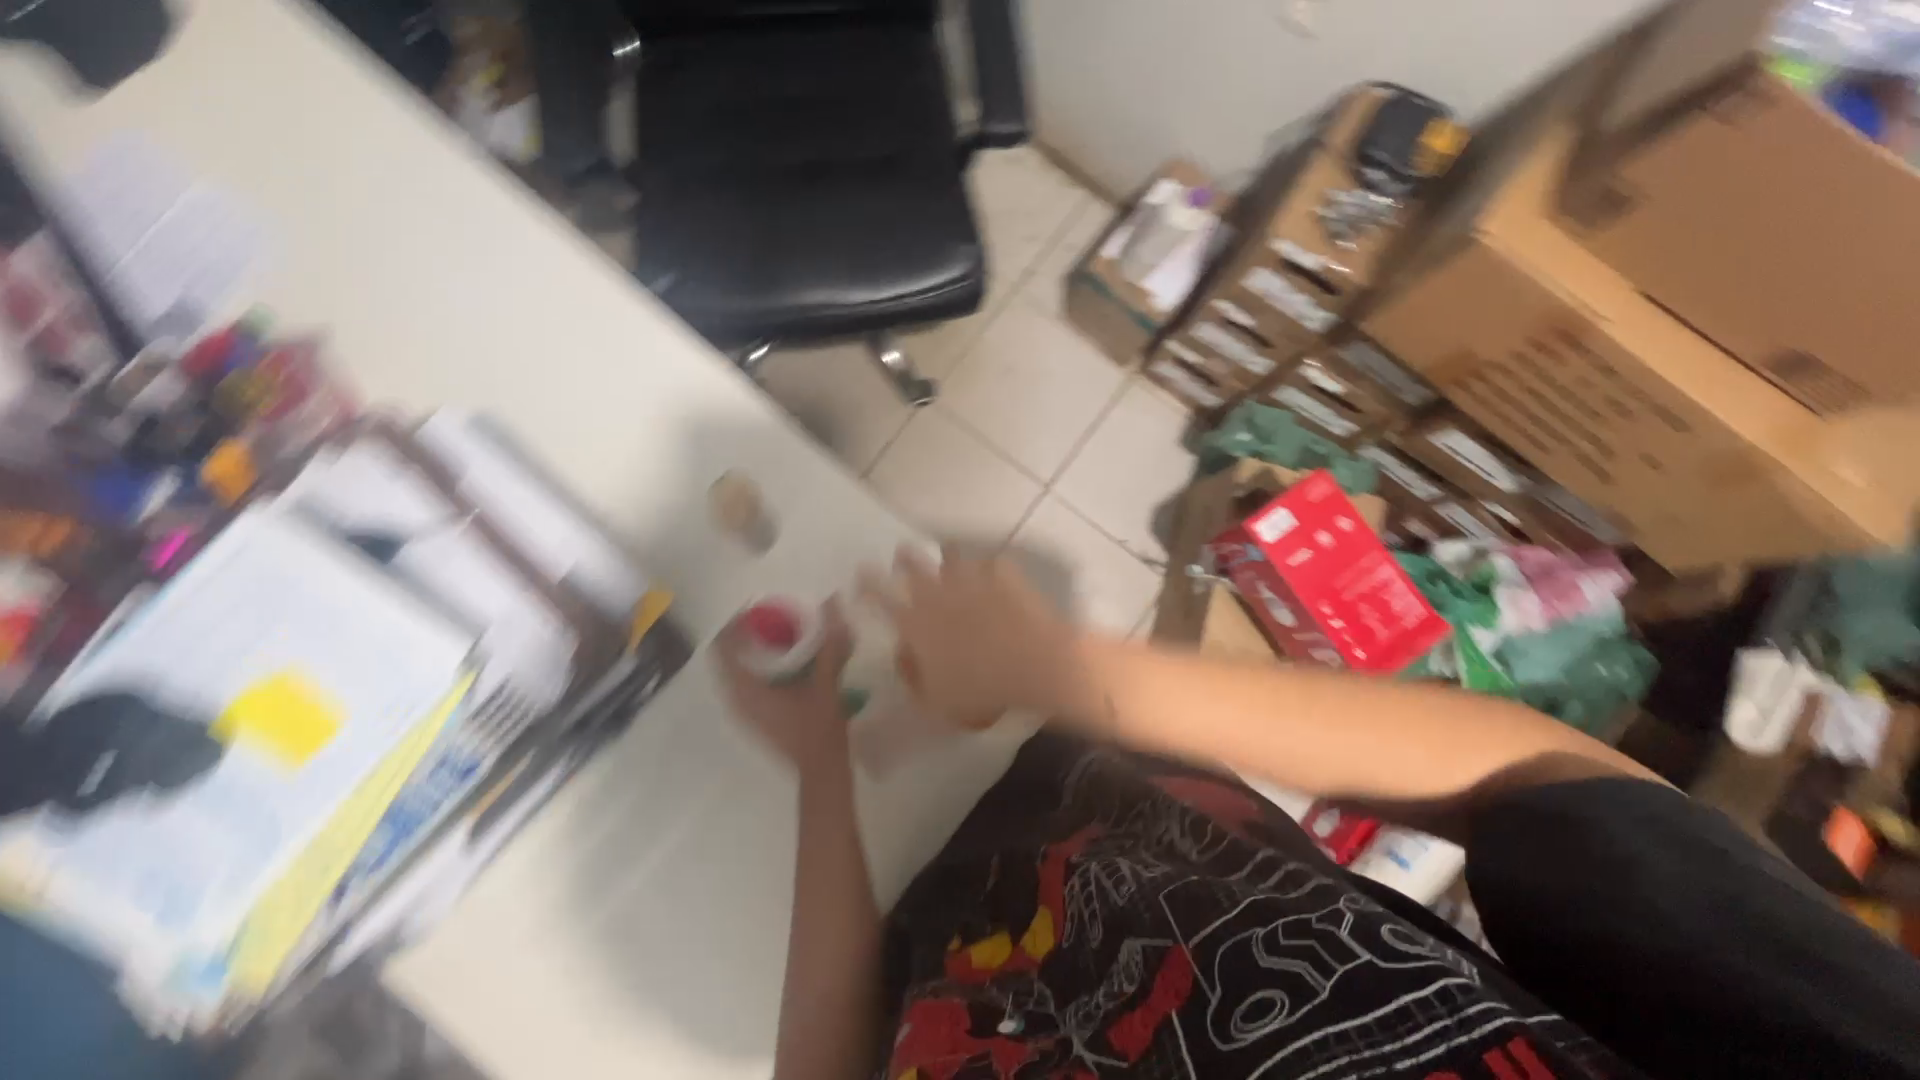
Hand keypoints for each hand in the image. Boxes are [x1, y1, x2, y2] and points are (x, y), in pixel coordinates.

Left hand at [715, 598, 854, 773]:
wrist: (822, 769)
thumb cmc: (819, 727)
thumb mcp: (826, 682)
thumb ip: (829, 642)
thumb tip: (833, 601)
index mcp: (746, 690)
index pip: (722, 649)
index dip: (734, 625)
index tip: (757, 608)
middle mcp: (736, 700)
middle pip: (726, 658)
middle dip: (743, 635)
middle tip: (769, 618)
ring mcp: (743, 712)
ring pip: (734, 672)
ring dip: (750, 652)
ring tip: (775, 635)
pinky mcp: (753, 718)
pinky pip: (744, 684)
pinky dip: (756, 668)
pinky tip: (782, 662)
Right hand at [859, 547, 1090, 726]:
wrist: (1037, 667)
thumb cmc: (982, 694)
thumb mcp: (935, 703)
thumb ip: (912, 678)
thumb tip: (904, 656)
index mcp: (915, 624)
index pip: (880, 596)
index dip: (867, 583)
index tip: (861, 574)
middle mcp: (938, 594)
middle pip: (913, 564)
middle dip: (904, 558)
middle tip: (901, 556)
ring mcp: (973, 580)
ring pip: (950, 555)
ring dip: (944, 556)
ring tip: (945, 556)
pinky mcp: (1006, 576)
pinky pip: (991, 562)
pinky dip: (987, 567)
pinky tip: (991, 572)